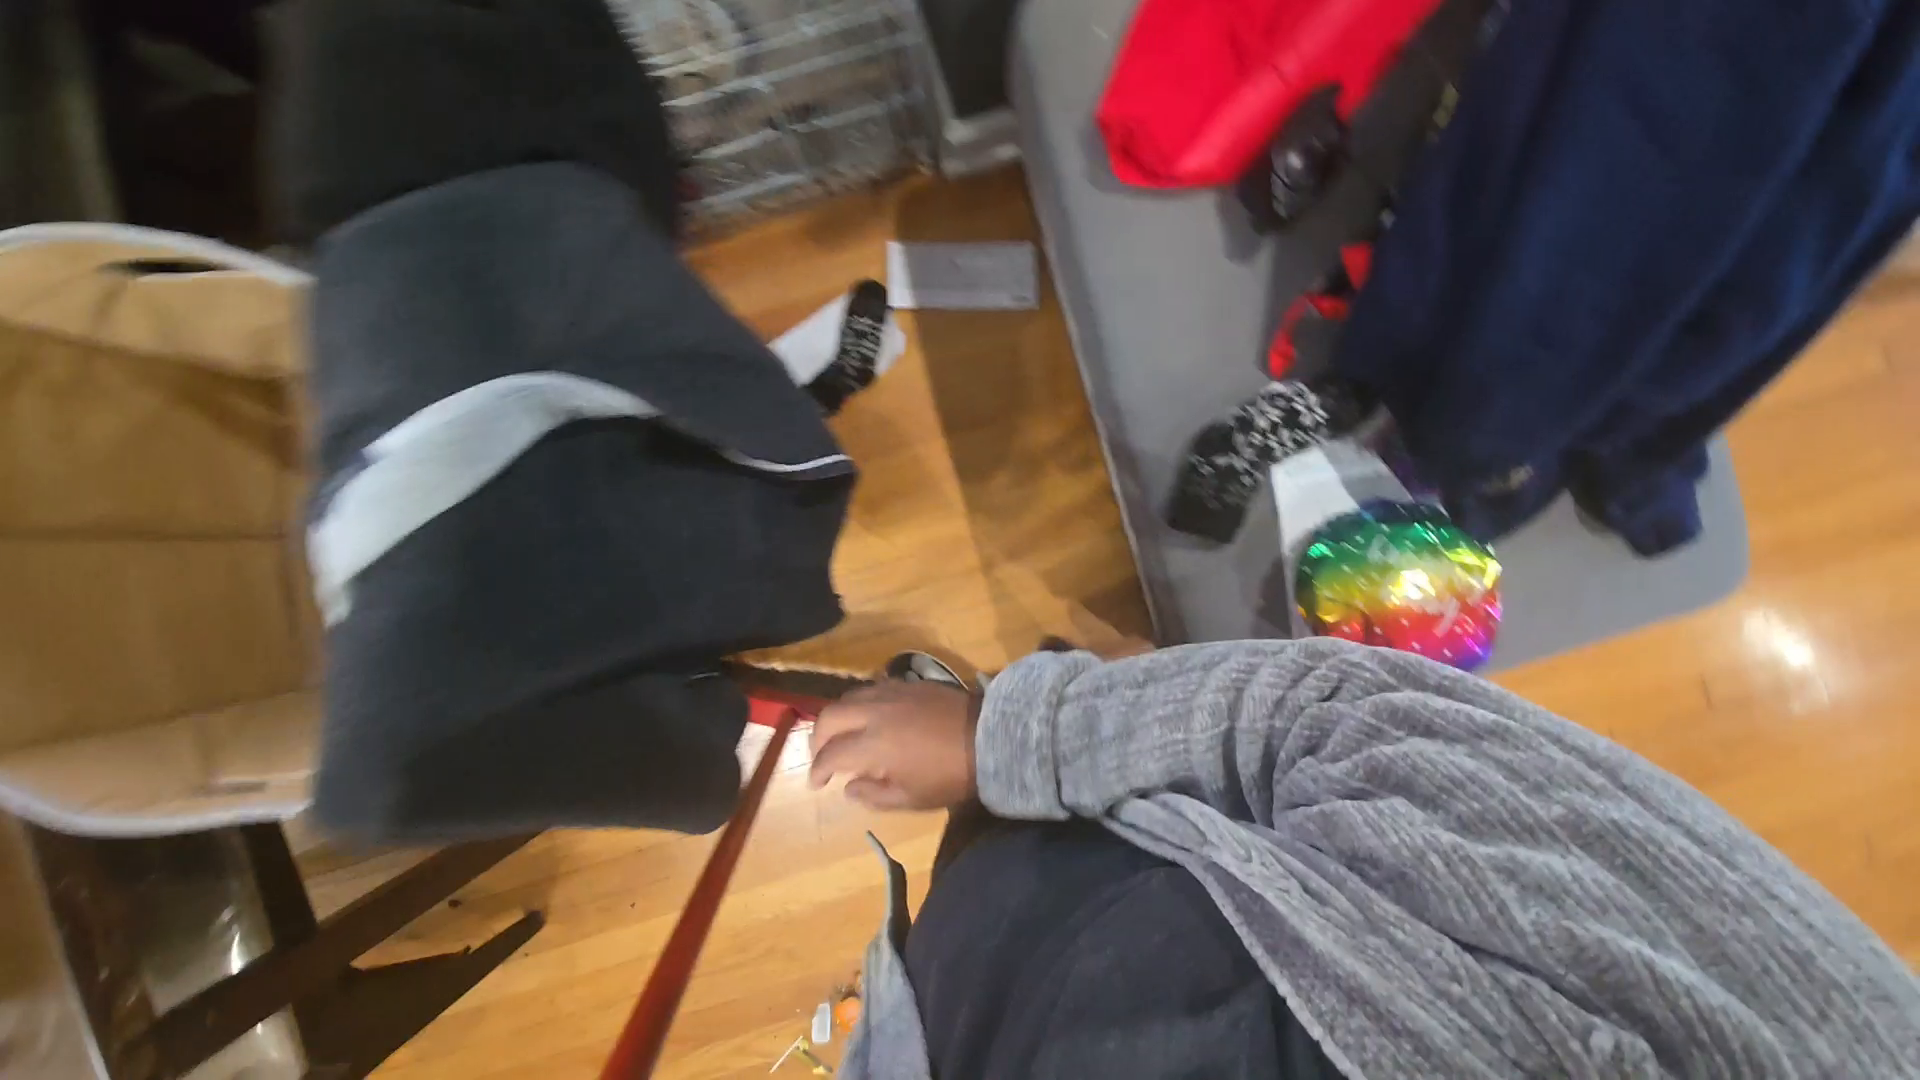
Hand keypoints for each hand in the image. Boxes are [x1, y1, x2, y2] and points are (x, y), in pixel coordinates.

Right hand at [807, 680, 979, 810]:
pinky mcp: (908, 683)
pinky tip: (869, 717)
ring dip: (838, 716)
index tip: (817, 784)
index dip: (817, 771)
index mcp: (872, 744)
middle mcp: (874, 712)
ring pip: (849, 696)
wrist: (989, 737)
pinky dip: (861, 703)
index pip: (830, 754)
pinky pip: (872, 687)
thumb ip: (874, 795)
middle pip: (830, 716)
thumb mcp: (912, 798)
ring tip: (843, 734)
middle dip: (818, 738)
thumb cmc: (951, 775)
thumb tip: (849, 787)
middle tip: (822, 756)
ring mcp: (891, 692)